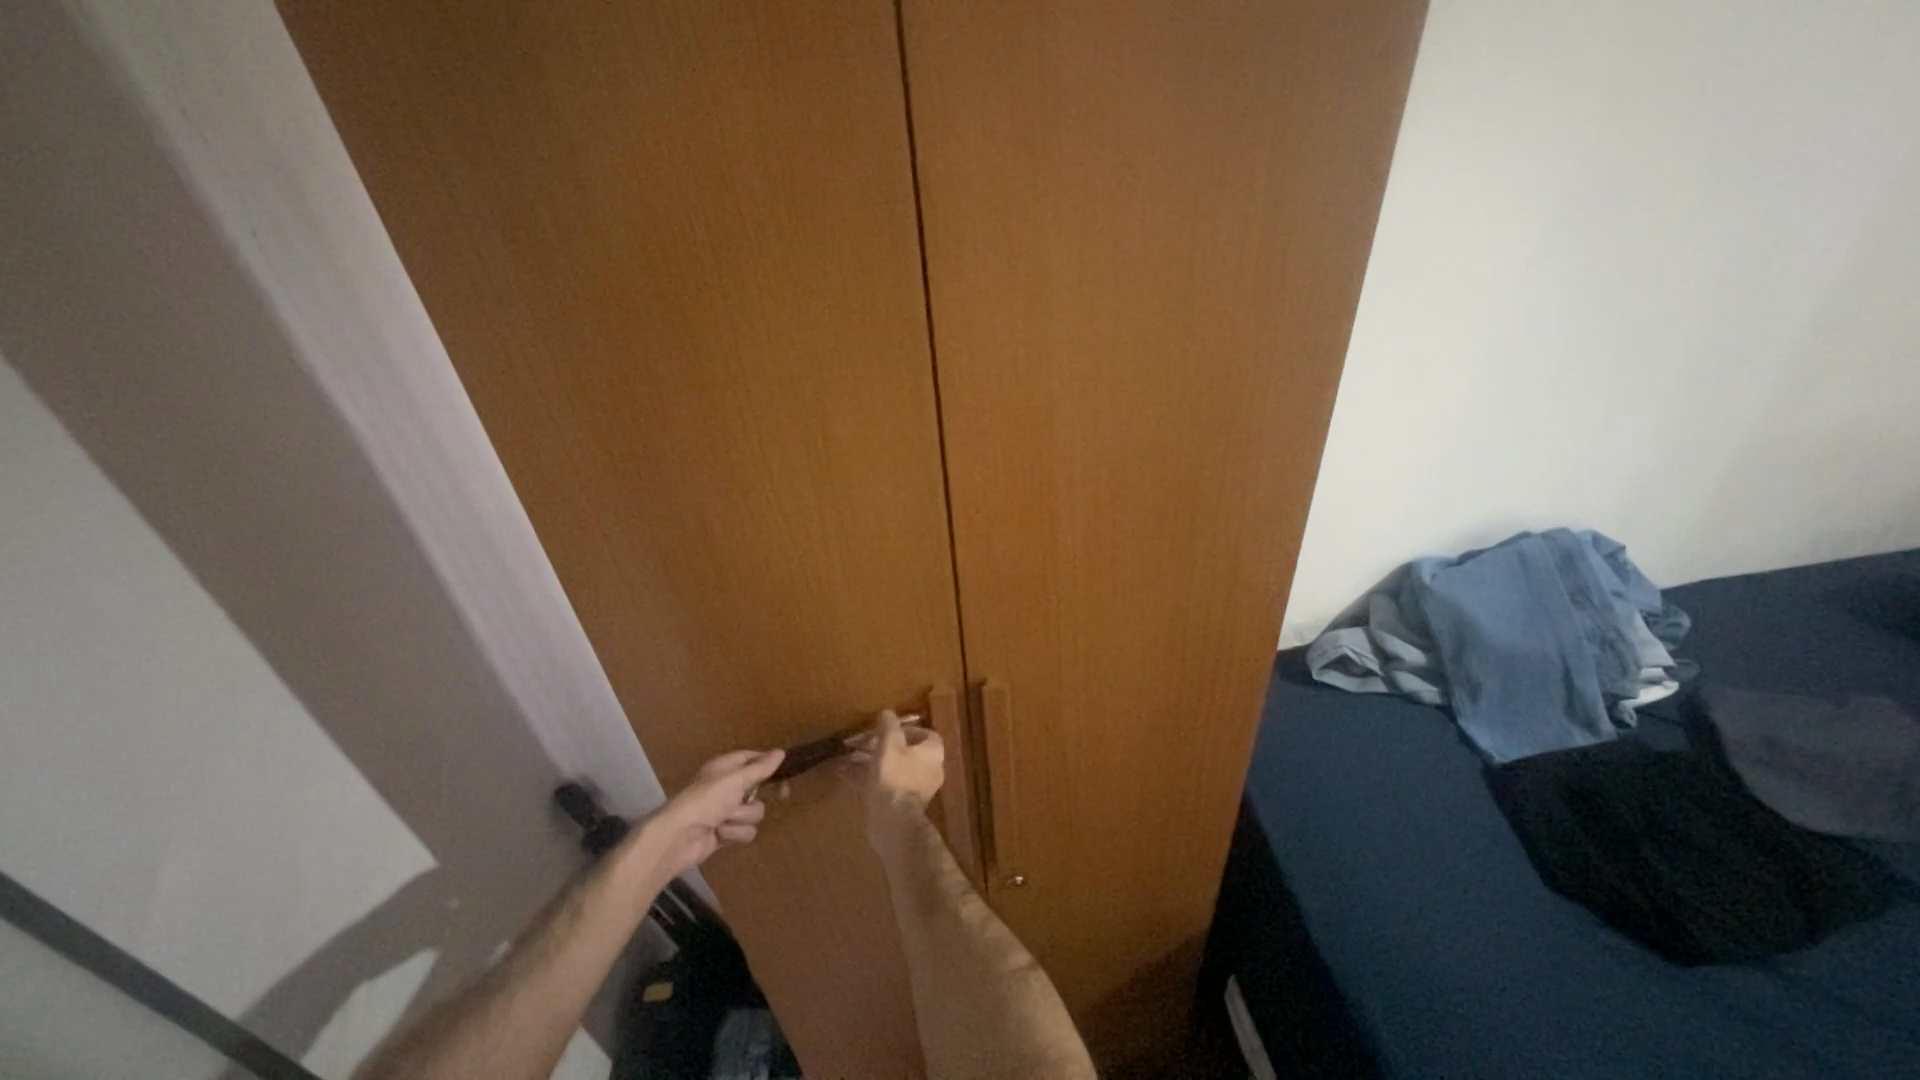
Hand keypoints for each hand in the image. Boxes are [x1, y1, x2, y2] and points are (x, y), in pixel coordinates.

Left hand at [635, 748, 784, 878]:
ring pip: (754, 812)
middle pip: (757, 787)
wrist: (679, 838)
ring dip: (742, 818)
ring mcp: (725, 812)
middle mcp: (726, 788)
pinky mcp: (725, 834)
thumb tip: (780, 752)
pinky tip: (721, 835)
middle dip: (759, 796)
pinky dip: (735, 834)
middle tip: (781, 794)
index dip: (767, 763)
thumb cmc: (705, 801)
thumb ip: (759, 768)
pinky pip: (746, 832)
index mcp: (724, 769)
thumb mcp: (735, 780)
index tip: (785, 769)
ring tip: (725, 821)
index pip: (751, 759)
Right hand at [842, 710, 943, 848]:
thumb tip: (888, 712)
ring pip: (892, 770)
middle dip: (883, 747)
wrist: (892, 820)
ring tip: (848, 758)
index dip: (908, 729)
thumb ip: (889, 726)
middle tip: (864, 742)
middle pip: (907, 753)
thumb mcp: (889, 743)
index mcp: (932, 754)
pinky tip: (845, 776)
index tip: (889, 729)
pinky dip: (867, 780)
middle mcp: (929, 771)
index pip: (927, 736)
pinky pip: (884, 786)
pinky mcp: (900, 805)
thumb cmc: (895, 775)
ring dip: (872, 763)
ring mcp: (915, 790)